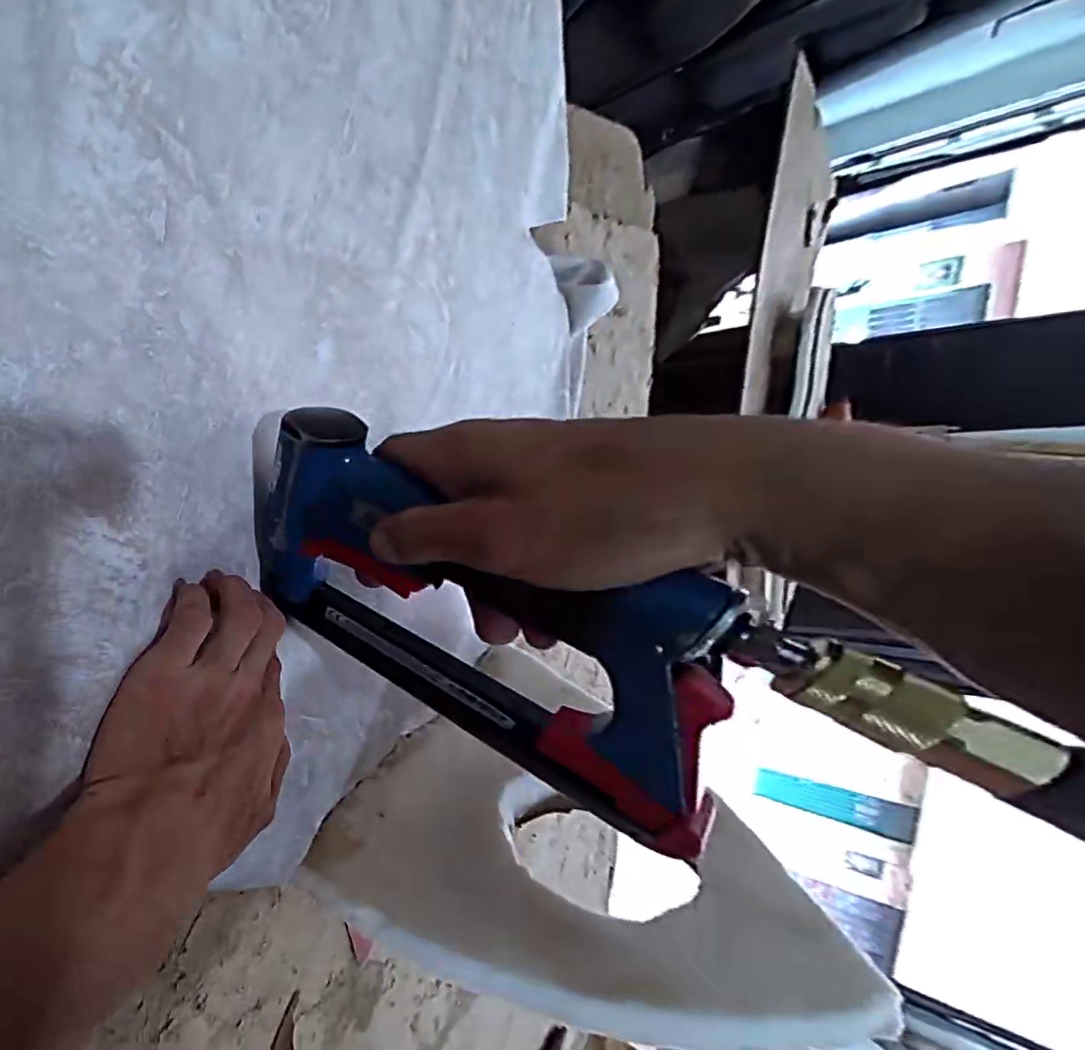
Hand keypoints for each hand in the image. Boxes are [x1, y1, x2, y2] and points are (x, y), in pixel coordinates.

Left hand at [80, 571, 290, 882]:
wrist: (146, 838)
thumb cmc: (201, 834)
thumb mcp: (260, 810)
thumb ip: (274, 764)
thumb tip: (275, 733)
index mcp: (267, 720)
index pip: (271, 664)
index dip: (260, 646)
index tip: (244, 640)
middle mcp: (245, 687)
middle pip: (262, 626)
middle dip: (253, 603)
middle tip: (235, 593)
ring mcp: (206, 674)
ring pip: (234, 611)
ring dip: (228, 589)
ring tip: (215, 582)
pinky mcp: (163, 667)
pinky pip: (188, 616)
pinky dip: (192, 597)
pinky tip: (186, 591)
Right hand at [368, 416, 764, 641]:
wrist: (717, 490)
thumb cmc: (592, 515)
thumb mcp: (496, 537)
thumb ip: (425, 534)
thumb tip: (374, 534)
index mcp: (459, 453)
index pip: (385, 465)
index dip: (367, 508)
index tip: (371, 558)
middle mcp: (489, 457)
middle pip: (435, 509)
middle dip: (443, 567)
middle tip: (464, 609)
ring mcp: (533, 476)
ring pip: (485, 533)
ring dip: (492, 585)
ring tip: (522, 631)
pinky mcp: (571, 497)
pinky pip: (529, 539)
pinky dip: (531, 578)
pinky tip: (557, 619)